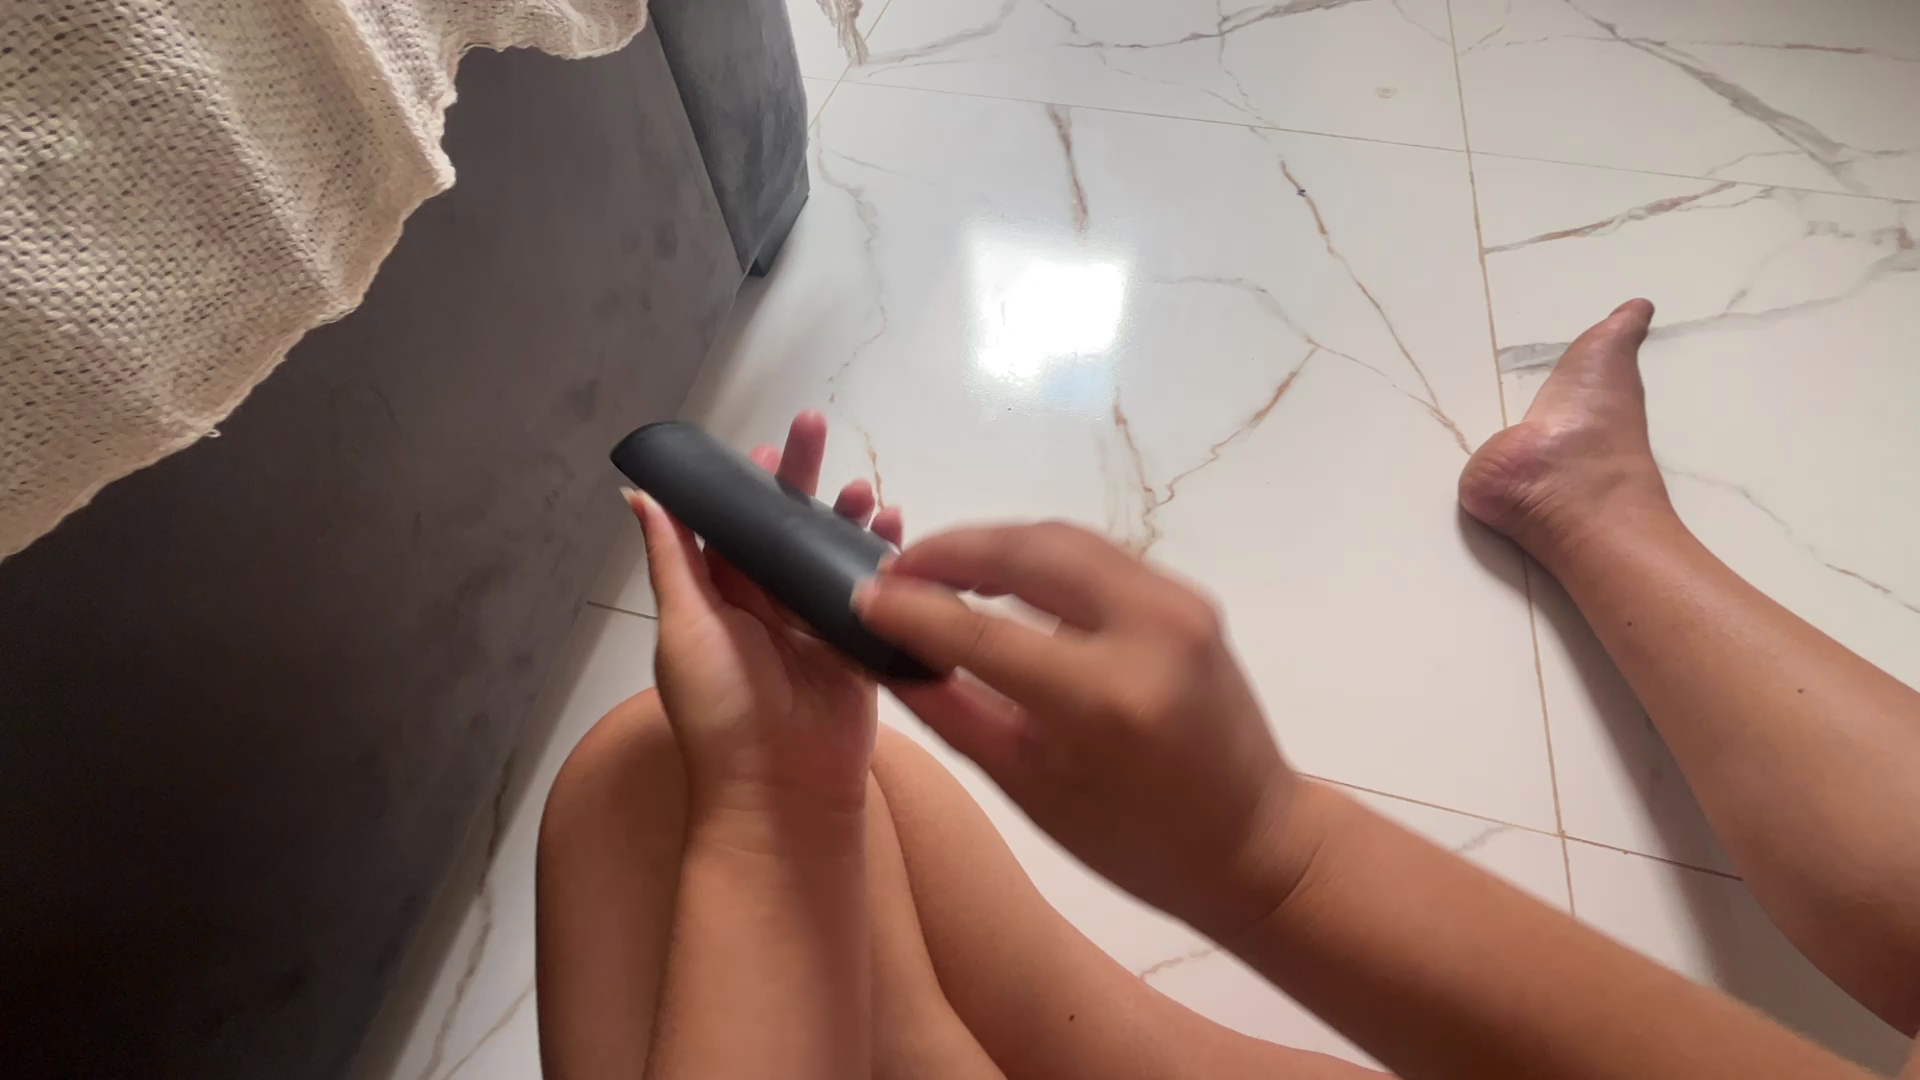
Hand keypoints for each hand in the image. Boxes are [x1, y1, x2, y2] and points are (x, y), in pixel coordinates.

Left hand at [629, 411, 903, 813]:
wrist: (783, 784)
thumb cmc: (723, 704)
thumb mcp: (686, 628)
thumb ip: (673, 560)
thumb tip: (639, 495)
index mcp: (723, 595)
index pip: (734, 525)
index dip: (748, 486)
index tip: (766, 450)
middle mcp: (769, 600)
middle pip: (787, 527)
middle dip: (802, 480)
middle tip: (816, 427)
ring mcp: (815, 617)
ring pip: (832, 550)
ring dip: (846, 515)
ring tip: (863, 491)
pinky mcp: (856, 637)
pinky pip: (870, 586)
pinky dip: (884, 554)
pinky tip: (895, 529)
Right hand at [853, 522, 1308, 936]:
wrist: (1256, 840)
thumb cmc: (1133, 841)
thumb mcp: (1028, 787)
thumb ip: (952, 711)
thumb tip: (890, 653)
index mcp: (1105, 699)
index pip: (983, 630)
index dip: (913, 607)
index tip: (864, 594)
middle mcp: (1147, 628)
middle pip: (1027, 551)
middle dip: (951, 549)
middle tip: (898, 567)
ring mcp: (1177, 600)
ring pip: (1061, 537)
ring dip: (992, 544)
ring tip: (939, 567)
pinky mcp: (1186, 593)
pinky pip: (1093, 553)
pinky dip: (1036, 554)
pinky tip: (1001, 575)